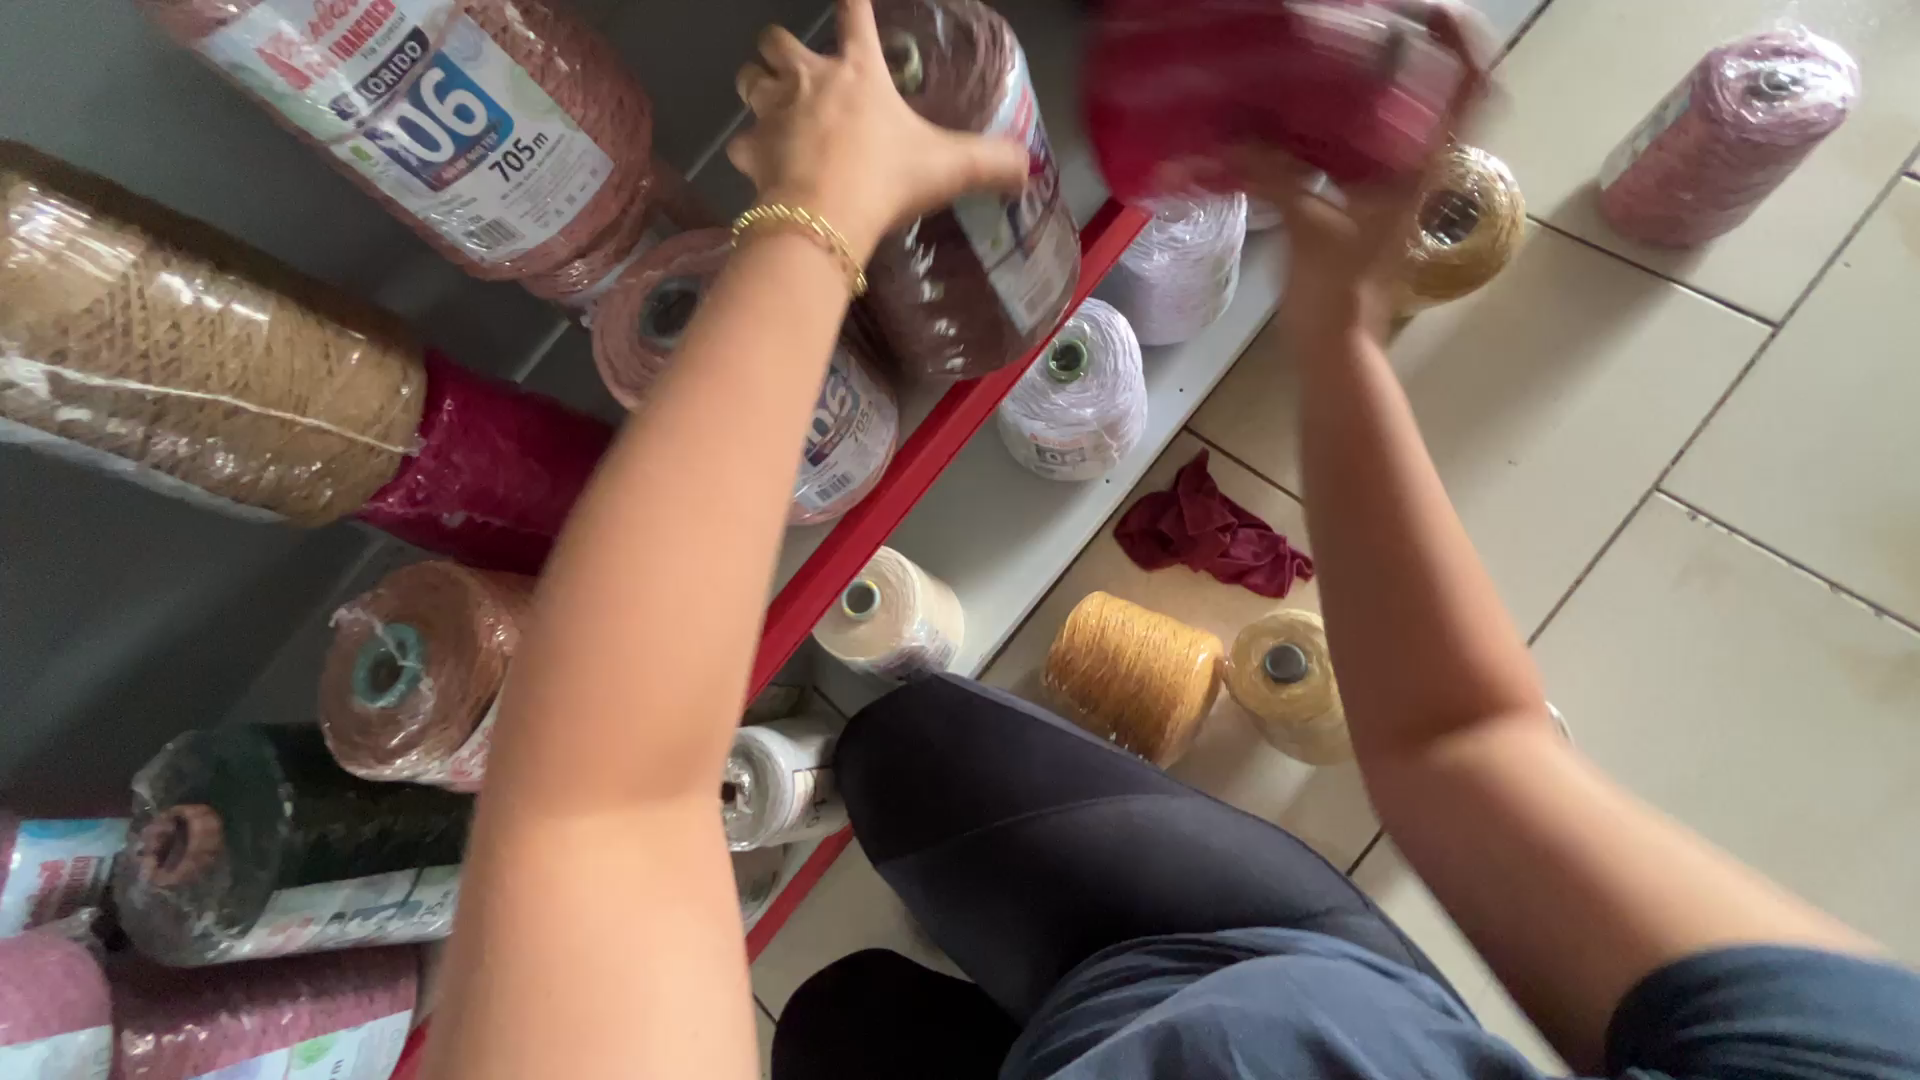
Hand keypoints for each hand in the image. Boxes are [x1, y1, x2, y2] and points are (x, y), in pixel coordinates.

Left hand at [728, 0, 1030, 261]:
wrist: (827, 215)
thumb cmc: (888, 179)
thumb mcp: (948, 168)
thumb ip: (989, 164)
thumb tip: (1028, 168)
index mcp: (859, 71)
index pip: (854, 13)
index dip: (852, 3)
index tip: (850, 0)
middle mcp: (809, 80)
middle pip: (777, 40)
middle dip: (782, 53)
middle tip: (797, 78)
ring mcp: (774, 113)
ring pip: (748, 80)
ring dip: (758, 91)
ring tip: (774, 115)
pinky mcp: (752, 151)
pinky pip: (742, 144)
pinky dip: (752, 155)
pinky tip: (765, 171)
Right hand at [1243, 0, 1489, 347]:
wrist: (1334, 344)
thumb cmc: (1337, 292)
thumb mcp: (1308, 228)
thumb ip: (1275, 177)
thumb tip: (1230, 144)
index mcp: (1423, 170)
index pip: (1471, 89)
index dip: (1461, 42)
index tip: (1429, 12)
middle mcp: (1418, 172)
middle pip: (1434, 96)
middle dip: (1408, 58)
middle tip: (1368, 34)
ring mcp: (1394, 191)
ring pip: (1396, 124)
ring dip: (1372, 93)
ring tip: (1331, 68)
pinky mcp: (1365, 207)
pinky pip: (1361, 153)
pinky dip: (1339, 131)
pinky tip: (1303, 123)